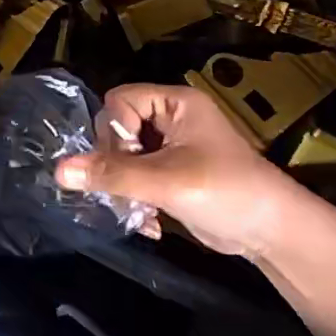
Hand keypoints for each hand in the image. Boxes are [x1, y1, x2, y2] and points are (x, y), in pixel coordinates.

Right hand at [55, 83, 312, 258]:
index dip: (115, 131)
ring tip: (137, 211)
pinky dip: (136, 197)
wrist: (276, 234)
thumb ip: (112, 174)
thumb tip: (58, 171)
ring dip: (124, 186)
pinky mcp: (172, 173)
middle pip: (117, 129)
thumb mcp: (166, 181)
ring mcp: (172, 147)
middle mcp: (171, 119)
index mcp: (175, 103)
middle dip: (117, 163)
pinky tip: (148, 221)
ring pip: (123, 156)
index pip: (120, 101)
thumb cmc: (227, 192)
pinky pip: (135, 175)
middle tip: (128, 189)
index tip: (127, 162)